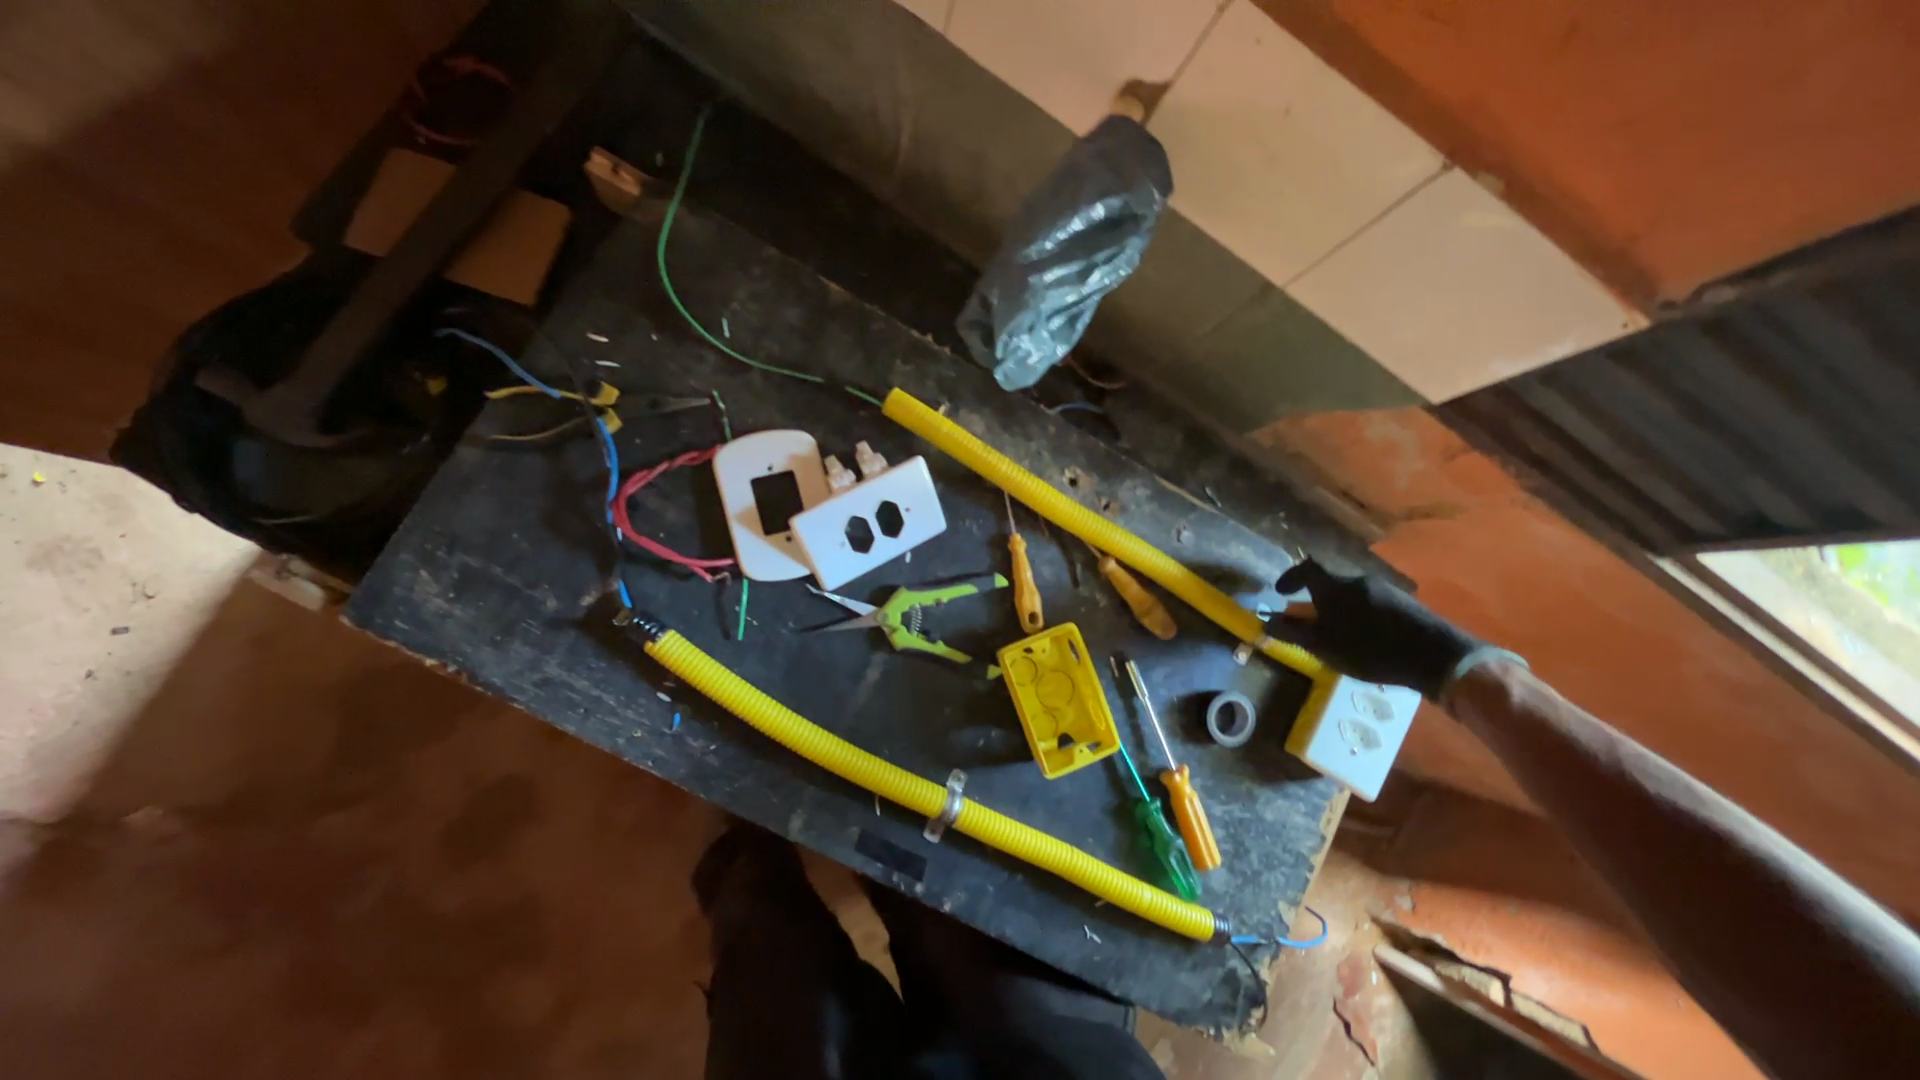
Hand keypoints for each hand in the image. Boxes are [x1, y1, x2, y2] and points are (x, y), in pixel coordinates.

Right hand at [1266, 560, 1480, 699]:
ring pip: (1352, 594)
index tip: (1282, 592)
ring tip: (1338, 634)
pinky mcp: (1404, 603)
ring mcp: (1385, 589)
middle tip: (1311, 621)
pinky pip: (1371, 603)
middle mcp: (1358, 579)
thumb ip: (1292, 632)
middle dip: (1317, 600)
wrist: (1434, 655)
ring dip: (1339, 610)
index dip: (1291, 576)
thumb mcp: (1322, 646)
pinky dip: (1359, 616)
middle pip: (1330, 583)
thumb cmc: (1369, 649)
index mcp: (1334, 586)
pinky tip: (1366, 639)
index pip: (1306, 567)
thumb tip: (1266, 621)